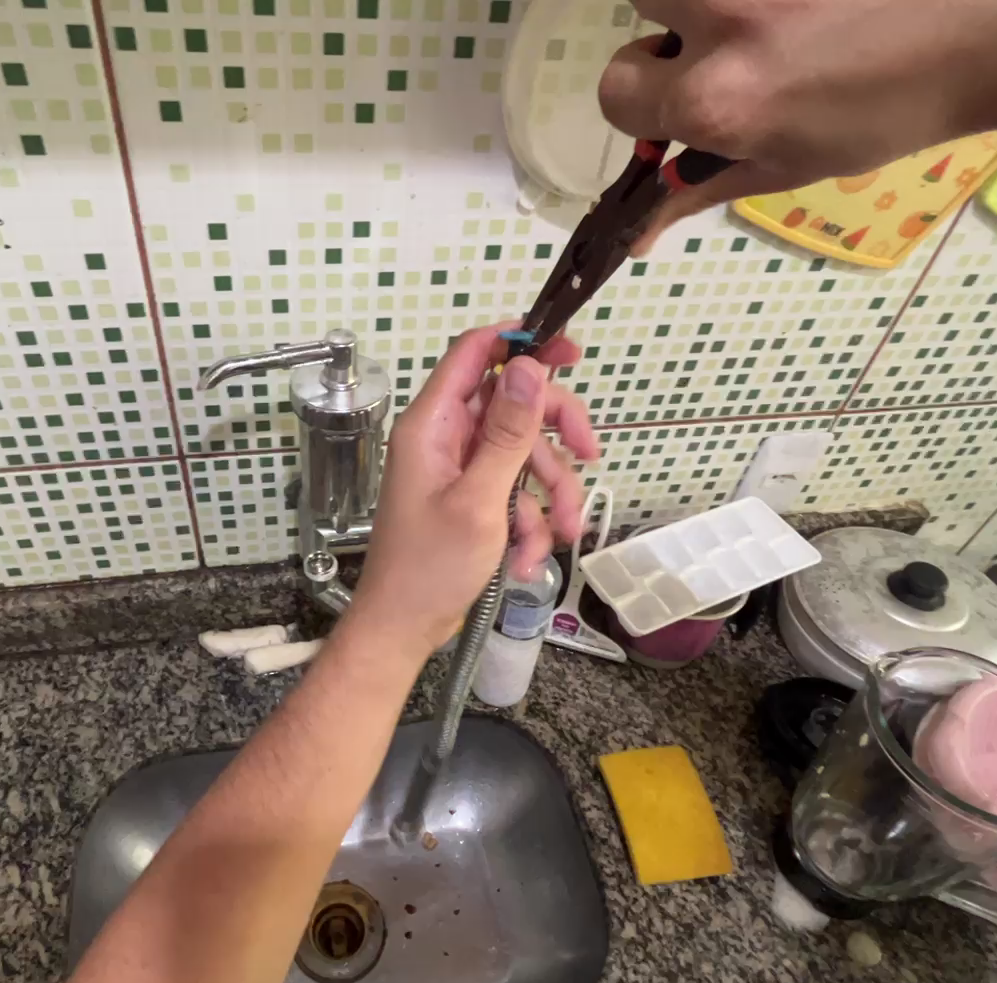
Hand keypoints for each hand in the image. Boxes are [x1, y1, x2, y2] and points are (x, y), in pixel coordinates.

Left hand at [349, 324, 598, 655]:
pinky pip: (515, 493)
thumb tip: (528, 366)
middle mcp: (446, 438)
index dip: (520, 342)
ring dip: (550, 495)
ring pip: (524, 455)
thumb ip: (506, 433)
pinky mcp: (472, 499)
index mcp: (433, 425)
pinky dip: (530, 525)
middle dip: (555, 434)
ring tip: (561, 537)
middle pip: (513, 406)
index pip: (474, 354)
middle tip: (591, 453)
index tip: (568, 352)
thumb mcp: (479, 500)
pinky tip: (528, 561)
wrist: (404, 627)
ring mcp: (460, 470)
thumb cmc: (430, 568)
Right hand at [598, 0, 996, 251]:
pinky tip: (812, 0)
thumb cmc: (893, 111)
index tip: (676, 99)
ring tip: (772, 11)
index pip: (615, 90)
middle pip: (640, 1)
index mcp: (716, 97)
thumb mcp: (786, 167)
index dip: (641, 99)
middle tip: (730, 39)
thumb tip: (638, 238)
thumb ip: (702, 188)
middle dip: (672, 25)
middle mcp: (723, 17)